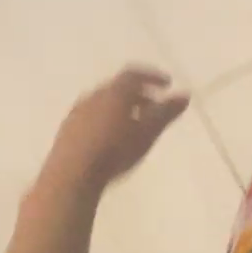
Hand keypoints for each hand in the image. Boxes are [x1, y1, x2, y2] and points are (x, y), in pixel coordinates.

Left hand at [36, 67, 188, 199]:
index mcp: (114, 92)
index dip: (153, 77)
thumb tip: (185, 94)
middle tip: (152, 107)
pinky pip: (91, 116)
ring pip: (103, 102)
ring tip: (133, 125)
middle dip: (138, 94)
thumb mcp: (147, 133)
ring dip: (121, 108)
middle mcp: (94, 96)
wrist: (70, 179)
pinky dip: (106, 119)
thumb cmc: (114, 152)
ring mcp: (76, 113)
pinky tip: (111, 138)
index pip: (134, 74)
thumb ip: (166, 112)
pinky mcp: (65, 131)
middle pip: (119, 88)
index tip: (167, 85)